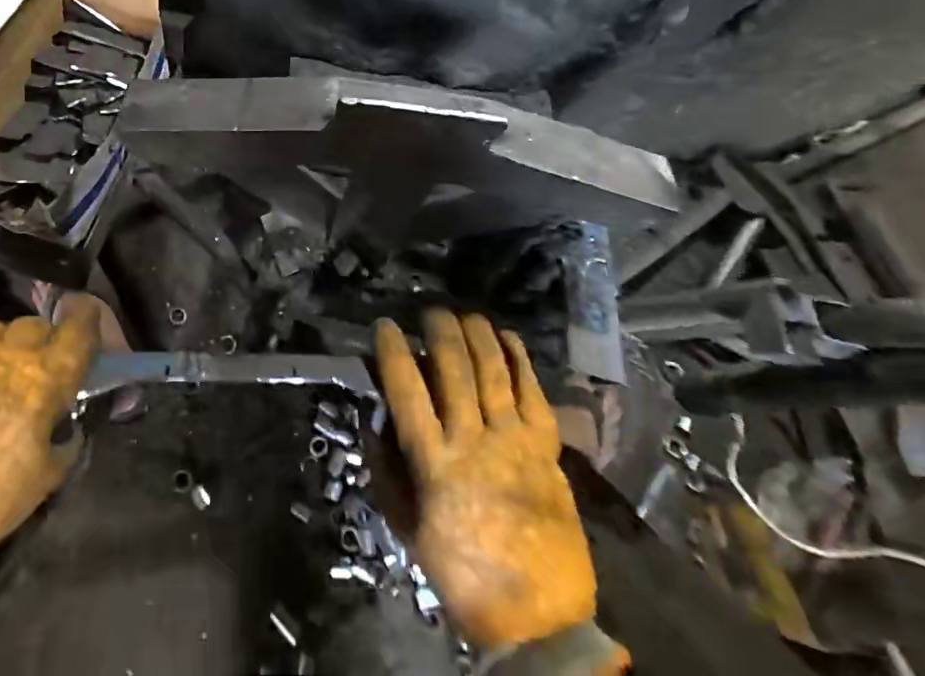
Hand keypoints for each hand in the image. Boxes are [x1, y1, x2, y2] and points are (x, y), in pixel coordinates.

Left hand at [0, 294, 101, 594]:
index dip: (86, 318)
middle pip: (31, 324)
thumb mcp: (46, 477)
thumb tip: (64, 424)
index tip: (84, 319)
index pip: (80, 326)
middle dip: (36, 341)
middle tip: (27, 371)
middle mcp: (4, 353)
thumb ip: (64, 437)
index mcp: (46, 377)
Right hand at [375, 309, 596, 651]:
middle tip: (431, 311)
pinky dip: (520, 359)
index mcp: (436, 465)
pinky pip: (533, 389)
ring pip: (494, 371)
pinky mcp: (546, 444)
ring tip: (466, 314)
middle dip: (440, 332)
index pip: (408, 394)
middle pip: (455, 370)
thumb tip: (377, 425)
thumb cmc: (466, 575)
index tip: (386, 327)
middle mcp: (475, 440)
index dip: (395, 354)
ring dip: (478, 335)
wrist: (539, 613)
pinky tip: (509, 338)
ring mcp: (515, 438)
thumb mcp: (412, 533)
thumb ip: (390, 476)